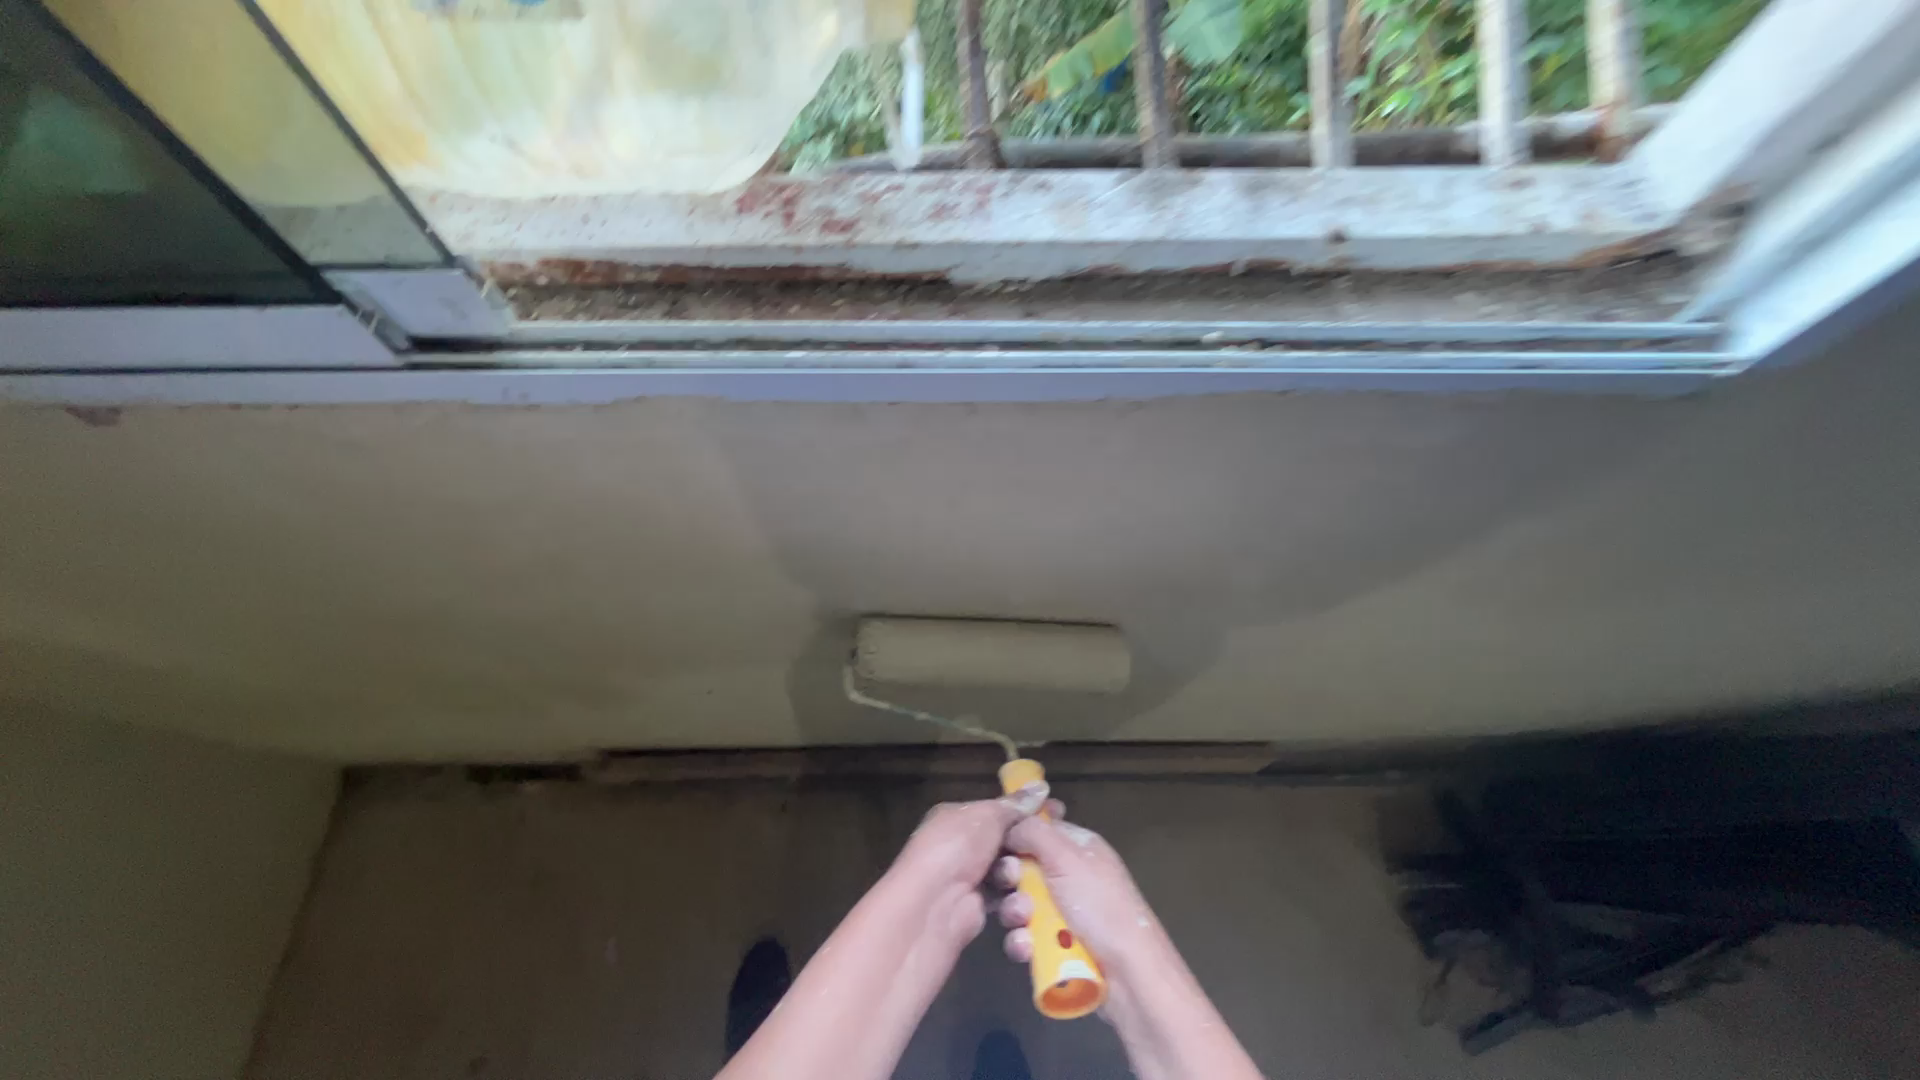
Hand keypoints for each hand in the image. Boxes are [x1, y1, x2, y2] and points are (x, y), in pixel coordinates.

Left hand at [889, 782, 1051, 942]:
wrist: (933, 903)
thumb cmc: (956, 847)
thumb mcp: (987, 816)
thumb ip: (1014, 805)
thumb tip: (1040, 787)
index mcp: (957, 816)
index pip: (997, 809)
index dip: (1026, 809)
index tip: (1057, 811)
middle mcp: (960, 844)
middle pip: (1005, 840)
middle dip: (1027, 843)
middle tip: (1056, 845)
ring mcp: (968, 875)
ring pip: (1008, 869)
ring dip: (1017, 873)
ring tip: (1015, 876)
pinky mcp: (976, 905)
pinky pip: (1004, 896)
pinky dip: (1012, 898)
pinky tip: (1020, 899)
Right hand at [992, 801, 1168, 976]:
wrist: (1128, 975)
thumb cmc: (1101, 907)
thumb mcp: (1067, 858)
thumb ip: (1034, 832)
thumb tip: (1009, 825)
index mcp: (1078, 846)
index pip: (1039, 828)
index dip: (1016, 833)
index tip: (996, 843)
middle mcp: (1070, 874)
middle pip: (1024, 866)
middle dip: (1010, 876)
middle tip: (1010, 883)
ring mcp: (1063, 911)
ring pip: (1021, 902)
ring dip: (1015, 912)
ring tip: (1022, 920)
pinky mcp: (1056, 944)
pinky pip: (1026, 935)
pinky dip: (1022, 941)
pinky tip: (1027, 948)